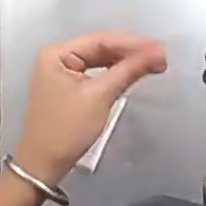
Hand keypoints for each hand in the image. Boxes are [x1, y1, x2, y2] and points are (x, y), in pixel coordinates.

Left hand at [13, 32, 166, 185]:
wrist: (43, 164)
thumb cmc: (68, 129)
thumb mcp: (100, 97)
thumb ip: (127, 71)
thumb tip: (156, 53)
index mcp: (56, 53)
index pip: (100, 40)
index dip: (132, 44)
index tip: (161, 49)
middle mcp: (55, 57)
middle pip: (99, 48)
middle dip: (130, 52)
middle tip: (162, 57)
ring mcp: (60, 72)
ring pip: (98, 60)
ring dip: (124, 62)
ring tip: (154, 64)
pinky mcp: (66, 87)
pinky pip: (94, 73)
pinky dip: (113, 73)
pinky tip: (132, 73)